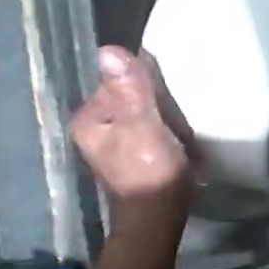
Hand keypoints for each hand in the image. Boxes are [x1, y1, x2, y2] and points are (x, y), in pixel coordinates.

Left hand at [70, 46, 193, 207]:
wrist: (160, 218)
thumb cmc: (151, 171)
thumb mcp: (143, 125)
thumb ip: (131, 89)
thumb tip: (109, 50)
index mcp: (90, 118)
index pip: (121, 79)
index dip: (148, 85)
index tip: (166, 104)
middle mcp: (96, 127)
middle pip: (132, 94)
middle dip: (158, 101)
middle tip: (174, 121)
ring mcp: (115, 141)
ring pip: (144, 109)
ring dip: (165, 114)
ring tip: (178, 132)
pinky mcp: (134, 152)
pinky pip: (151, 125)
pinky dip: (166, 127)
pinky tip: (178, 139)